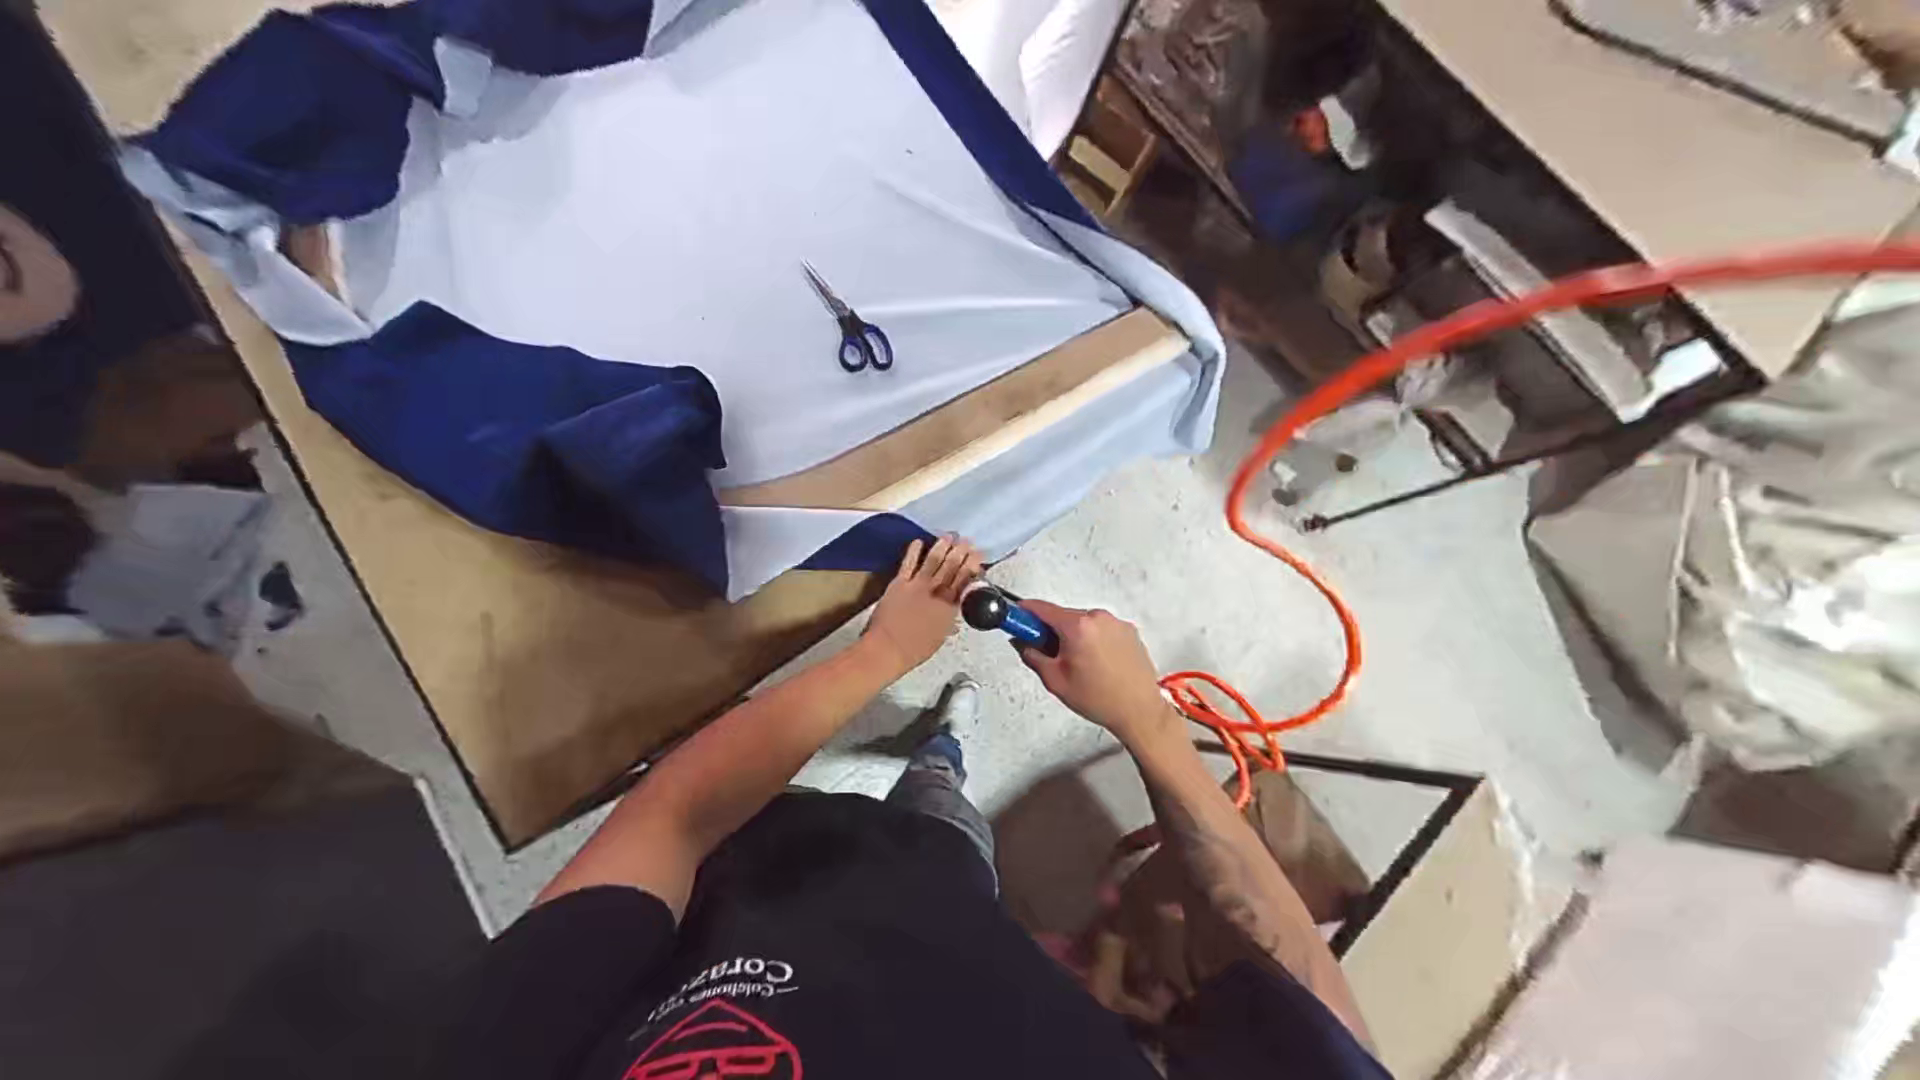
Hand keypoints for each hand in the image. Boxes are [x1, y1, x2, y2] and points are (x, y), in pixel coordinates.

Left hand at [862, 536, 981, 674]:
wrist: (888, 648)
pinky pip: (909, 563)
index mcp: (949, 608)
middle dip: (961, 552)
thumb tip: (952, 621)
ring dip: (943, 546)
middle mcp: (936, 593)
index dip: (973, 567)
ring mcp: (918, 586)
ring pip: (934, 561)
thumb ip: (947, 623)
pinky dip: (914, 551)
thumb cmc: (913, 650)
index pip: (965, 582)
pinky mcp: (900, 584)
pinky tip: (918, 541)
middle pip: (952, 567)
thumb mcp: (939, 638)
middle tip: (967, 542)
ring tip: (950, 536)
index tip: (978, 556)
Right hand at [1017, 600, 1178, 746]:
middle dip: (1052, 632)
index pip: (1040, 608)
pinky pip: (1101, 629)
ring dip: (1074, 637)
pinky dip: (1094, 640)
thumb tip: (1022, 642)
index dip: (1024, 614)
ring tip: (1080, 666)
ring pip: (1083, 623)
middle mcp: (1099, 618)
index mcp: (1079, 627)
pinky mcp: (1128, 630)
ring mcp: (1116, 623)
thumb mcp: (1055, 680)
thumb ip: (1032, 655)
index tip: (1017, 620)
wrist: (1139, 711)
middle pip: (1062, 616)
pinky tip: (1096, 664)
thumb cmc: (1103, 699)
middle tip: (1051, 656)